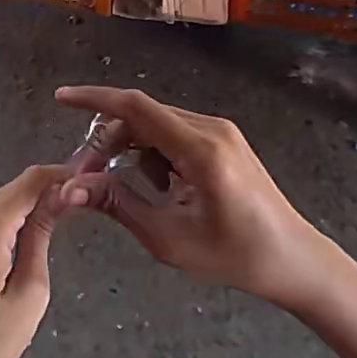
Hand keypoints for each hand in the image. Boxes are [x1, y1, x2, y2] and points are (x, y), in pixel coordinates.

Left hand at [0, 164, 72, 357]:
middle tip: (81, 198)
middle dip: (47, 187)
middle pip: (14, 188)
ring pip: (1, 201)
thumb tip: (58, 199)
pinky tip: (30, 233)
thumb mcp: (30, 293)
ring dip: (30, 201)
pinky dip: (12, 216)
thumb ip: (41, 238)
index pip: (29, 182)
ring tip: (62, 214)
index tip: (89, 178)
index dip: (59, 174)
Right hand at [57, 86, 341, 309]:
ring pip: (156, 124)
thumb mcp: (169, 239)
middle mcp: (211, 128)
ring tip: (140, 193)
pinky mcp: (222, 137)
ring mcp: (220, 130)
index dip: (95, 99)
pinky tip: (164, 187)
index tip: (62, 99)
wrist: (294, 258)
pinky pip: (174, 131)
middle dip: (109, 142)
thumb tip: (71, 188)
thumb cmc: (235, 257)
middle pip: (141, 116)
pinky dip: (155, 153)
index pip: (137, 108)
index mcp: (201, 151)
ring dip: (133, 151)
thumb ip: (118, 206)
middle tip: (89, 179)